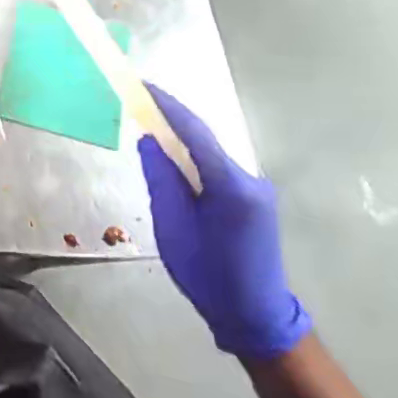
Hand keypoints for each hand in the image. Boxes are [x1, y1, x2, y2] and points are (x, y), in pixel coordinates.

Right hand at [138, 84, 310, 358]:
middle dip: (172, 124)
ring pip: (212, 158)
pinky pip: (219, 173)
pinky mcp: (256, 202)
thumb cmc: (207, 273)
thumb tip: (150, 141)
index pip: (195, 132)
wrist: (253, 312)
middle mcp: (250, 178)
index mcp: (231, 184)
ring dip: (183, 147)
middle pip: (205, 141)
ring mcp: (257, 189)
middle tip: (140, 109)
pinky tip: (176, 170)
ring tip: (151, 139)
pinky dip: (195, 165)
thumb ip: (161, 179)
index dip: (168, 106)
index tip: (143, 85)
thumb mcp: (173, 226)